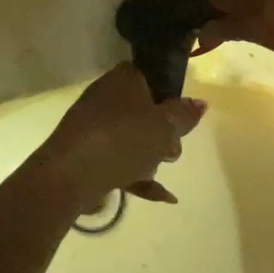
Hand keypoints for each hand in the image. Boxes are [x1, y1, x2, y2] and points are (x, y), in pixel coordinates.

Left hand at [33, 63, 205, 208]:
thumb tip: (200, 102)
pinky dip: (138, 174)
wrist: (73, 172)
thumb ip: (183, 115)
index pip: (150, 76)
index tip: (181, 119)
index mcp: (123, 79)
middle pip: (143, 110)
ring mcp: (94, 124)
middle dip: (162, 133)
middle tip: (172, 150)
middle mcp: (106, 95)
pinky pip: (120, 159)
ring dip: (149, 155)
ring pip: (131, 136)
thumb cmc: (123, 139)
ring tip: (160, 171)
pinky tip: (163, 196)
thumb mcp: (163, 127)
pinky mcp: (88, 152)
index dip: (169, 96)